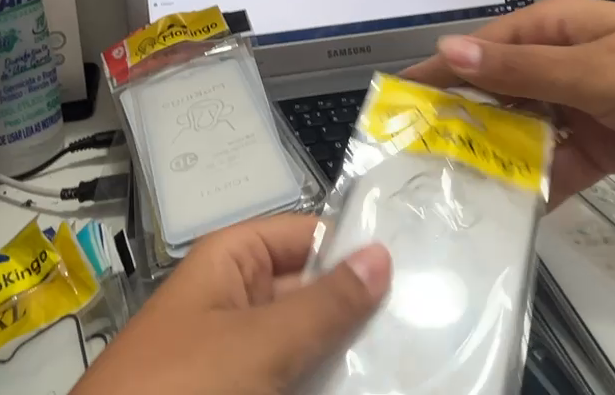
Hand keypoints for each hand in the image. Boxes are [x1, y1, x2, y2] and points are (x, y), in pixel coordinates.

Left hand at [71, 214, 389, 394]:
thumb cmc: (182, 384)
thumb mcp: (258, 343)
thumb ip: (324, 304)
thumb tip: (381, 253)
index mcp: (232, 261)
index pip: (306, 235)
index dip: (356, 247)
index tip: (419, 266)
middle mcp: (238, 298)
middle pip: (313, 291)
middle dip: (362, 309)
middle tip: (432, 322)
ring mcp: (240, 352)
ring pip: (309, 344)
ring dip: (350, 356)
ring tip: (417, 359)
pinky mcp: (244, 391)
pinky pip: (294, 378)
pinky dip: (326, 383)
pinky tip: (372, 385)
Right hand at [403, 0, 614, 202]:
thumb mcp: (596, 72)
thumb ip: (521, 69)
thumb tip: (448, 48)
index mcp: (559, 28)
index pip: (483, 48)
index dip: (441, 74)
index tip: (399, 104)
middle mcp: (568, 61)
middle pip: (502, 90)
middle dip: (468, 122)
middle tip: (422, 162)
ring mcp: (591, 103)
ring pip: (530, 129)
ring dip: (503, 157)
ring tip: (458, 194)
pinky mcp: (614, 142)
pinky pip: (564, 161)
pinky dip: (543, 182)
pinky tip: (515, 211)